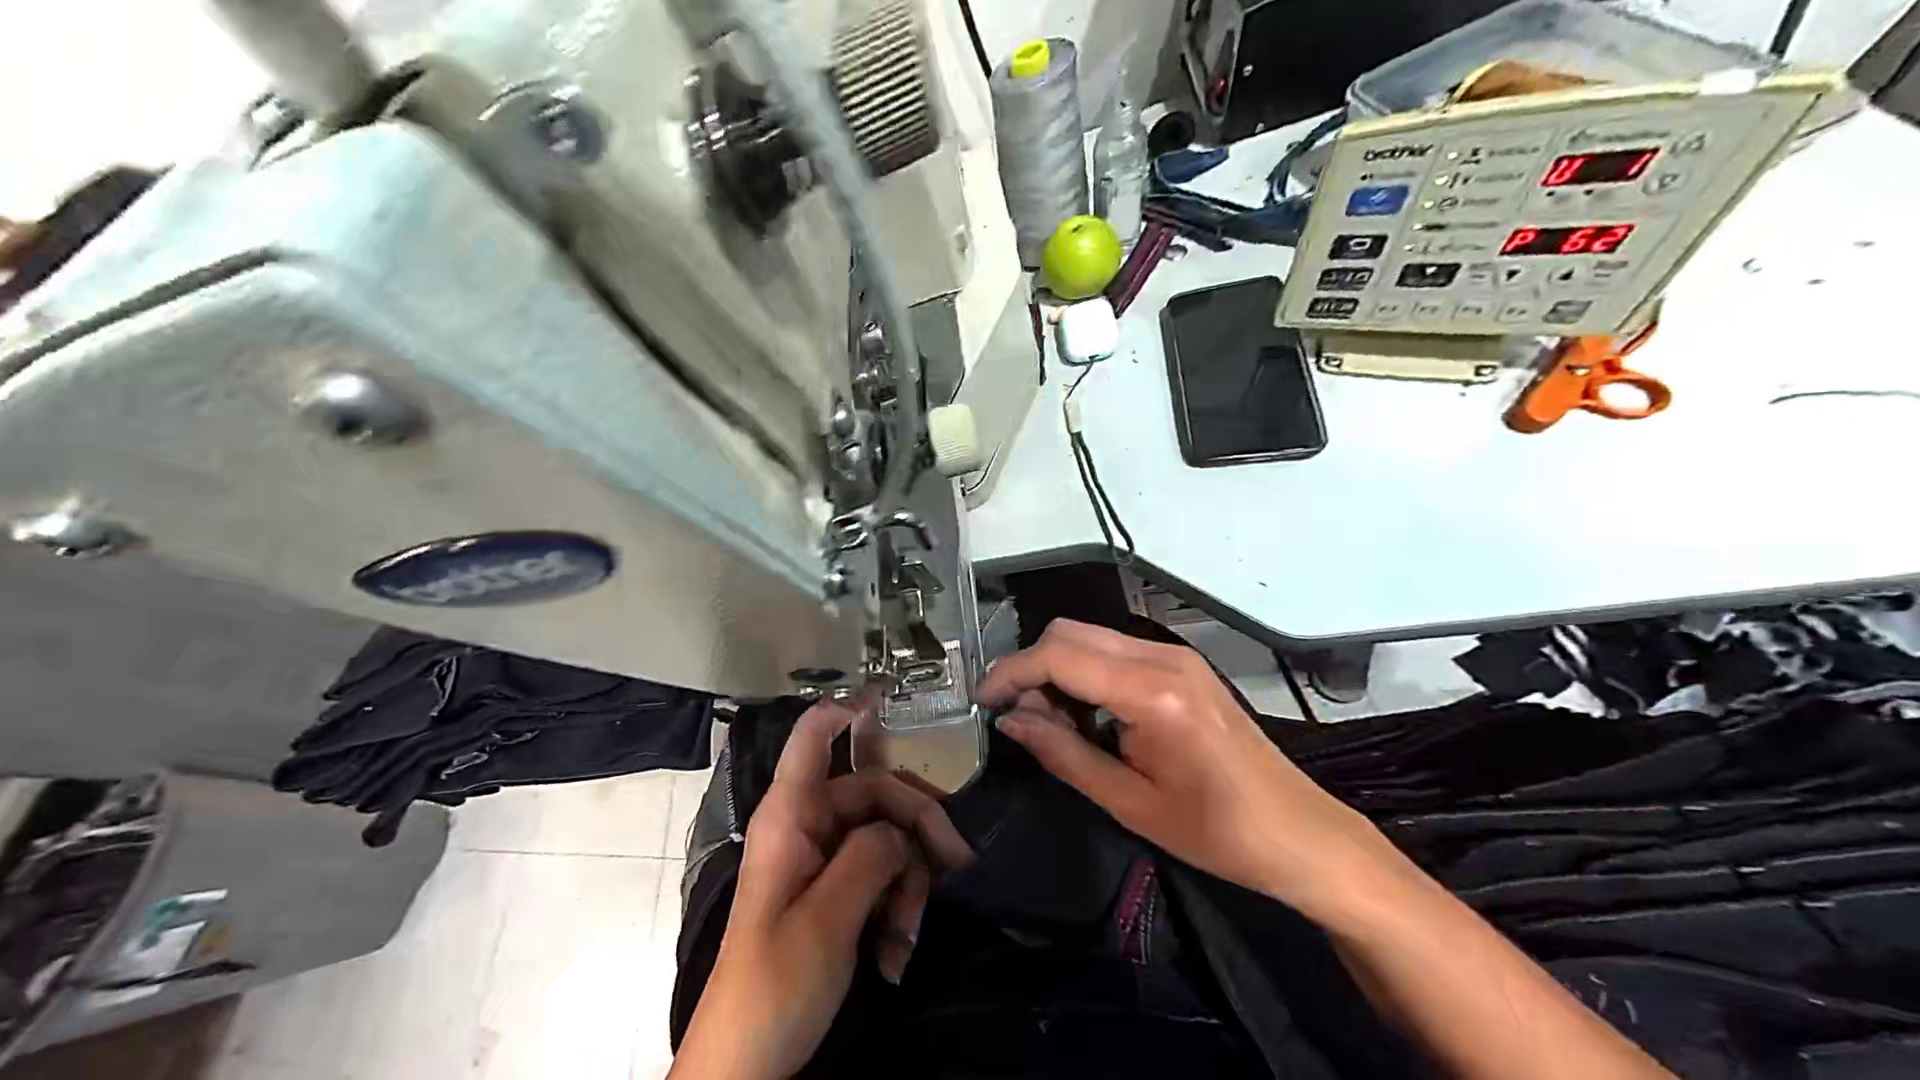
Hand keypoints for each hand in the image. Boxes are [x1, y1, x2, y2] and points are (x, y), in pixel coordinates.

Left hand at [671, 699, 974, 1079]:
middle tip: (955, 866)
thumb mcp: (828, 920)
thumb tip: (902, 828)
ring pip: (885, 840)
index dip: (848, 708)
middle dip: (915, 833)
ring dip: (908, 885)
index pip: (813, 737)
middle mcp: (806, 825)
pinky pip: (878, 877)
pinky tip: (898, 954)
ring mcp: (819, 859)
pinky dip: (896, 909)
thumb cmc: (773, 987)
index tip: (891, 695)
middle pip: (874, 793)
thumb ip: (871, 857)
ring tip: (907, 940)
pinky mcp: (831, 892)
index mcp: (791, 816)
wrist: (744, 1067)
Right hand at [980, 620, 1386, 911]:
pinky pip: (1114, 650)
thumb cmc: (1217, 832)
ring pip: (1090, 637)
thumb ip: (1063, 753)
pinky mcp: (1183, 665)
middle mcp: (1162, 657)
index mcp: (1151, 693)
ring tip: (1049, 722)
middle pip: (1070, 633)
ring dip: (1057, 668)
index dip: (1011, 673)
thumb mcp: (1129, 803)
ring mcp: (1177, 656)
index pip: (1059, 656)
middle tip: (1017, 717)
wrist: (1300, 833)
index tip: (984, 702)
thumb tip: (1009, 720)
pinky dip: (1085, 672)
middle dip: (1031, 667)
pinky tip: (1086, 713)